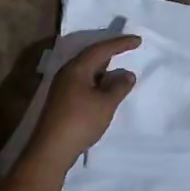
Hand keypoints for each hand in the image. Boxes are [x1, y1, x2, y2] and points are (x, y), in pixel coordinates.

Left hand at [27, 35, 139, 173]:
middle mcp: (67, 73)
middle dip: (110, 52)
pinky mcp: (62, 100)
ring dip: (104, 68)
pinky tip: (105, 88)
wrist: (51, 150)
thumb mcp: (106, 103)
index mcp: (76, 68)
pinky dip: (98, 80)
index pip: (101, 49)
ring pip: (87, 70)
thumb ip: (119, 86)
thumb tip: (127, 74)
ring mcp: (62, 87)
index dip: (120, 43)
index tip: (138, 40)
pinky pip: (83, 81)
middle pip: (91, 56)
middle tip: (128, 48)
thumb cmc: (80, 121)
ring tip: (120, 69)